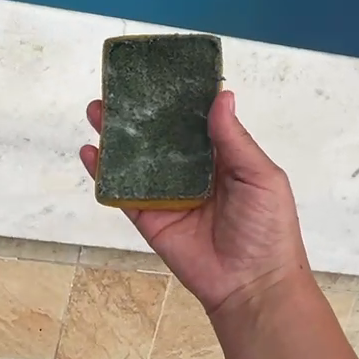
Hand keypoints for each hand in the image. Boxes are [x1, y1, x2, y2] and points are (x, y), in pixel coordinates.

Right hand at [80, 90, 309, 313]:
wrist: (250, 283)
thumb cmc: (268, 228)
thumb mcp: (260, 176)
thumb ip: (233, 139)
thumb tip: (220, 96)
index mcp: (219, 158)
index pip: (192, 122)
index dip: (175, 100)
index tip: (156, 76)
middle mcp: (189, 173)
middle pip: (157, 138)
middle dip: (136, 115)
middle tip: (114, 92)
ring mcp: (165, 196)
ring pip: (135, 161)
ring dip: (115, 138)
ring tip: (96, 112)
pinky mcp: (147, 218)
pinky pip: (121, 194)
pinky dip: (103, 175)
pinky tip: (90, 153)